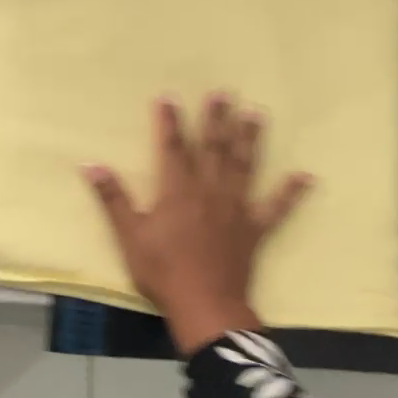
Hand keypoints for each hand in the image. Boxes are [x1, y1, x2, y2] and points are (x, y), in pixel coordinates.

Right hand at [83, 93, 313, 355]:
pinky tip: (305, 177)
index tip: (168, 97)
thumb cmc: (161, 270)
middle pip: (214, 150)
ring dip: (251, 140)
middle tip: (223, 93)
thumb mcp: (128, 236)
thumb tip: (91, 165)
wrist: (205, 304)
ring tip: (256, 114)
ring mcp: (237, 210)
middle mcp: (210, 193)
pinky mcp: (255, 230)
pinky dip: (290, 193)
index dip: (170, 123)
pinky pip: (277, 208)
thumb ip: (113, 199)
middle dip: (216, 120)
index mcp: (177, 193)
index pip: (172, 150)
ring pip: (244, 168)